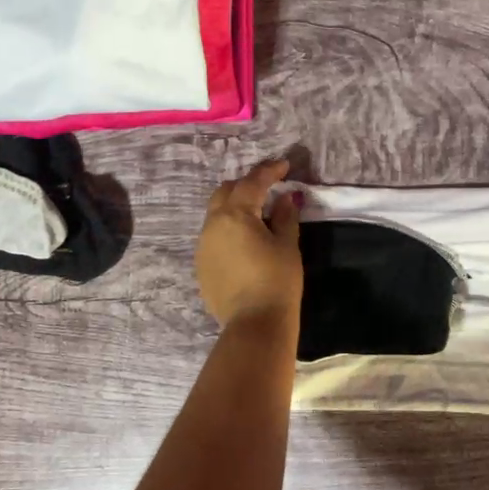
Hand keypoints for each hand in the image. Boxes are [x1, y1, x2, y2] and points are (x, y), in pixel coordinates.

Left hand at [196, 159, 302, 328]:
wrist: (254, 324)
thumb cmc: (277, 281)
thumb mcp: (287, 246)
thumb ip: (285, 217)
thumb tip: (285, 198)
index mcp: (235, 215)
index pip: (252, 183)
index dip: (270, 171)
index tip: (284, 166)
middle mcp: (212, 225)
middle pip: (226, 192)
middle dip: (246, 185)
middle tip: (268, 188)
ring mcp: (202, 246)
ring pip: (215, 214)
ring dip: (234, 207)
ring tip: (257, 215)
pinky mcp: (201, 265)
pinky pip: (213, 236)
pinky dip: (228, 229)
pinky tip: (244, 242)